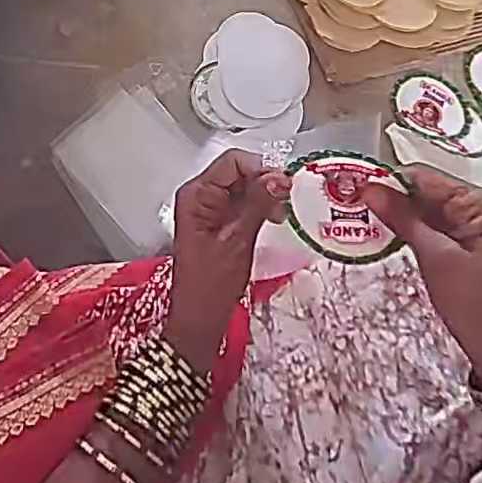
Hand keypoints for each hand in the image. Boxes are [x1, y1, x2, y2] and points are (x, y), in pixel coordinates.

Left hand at [165, 150, 289, 372]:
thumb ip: (258, 203)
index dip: (260, 169)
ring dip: (263, 195)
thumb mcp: (238, 240)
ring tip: (279, 214)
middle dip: (263, 182)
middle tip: (284, 202)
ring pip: (241, 186)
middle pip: (237, 171)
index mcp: (197, 194)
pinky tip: (270, 219)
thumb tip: (279, 177)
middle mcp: (199, 195)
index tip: (283, 186)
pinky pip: (240, 202)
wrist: (200, 320)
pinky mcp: (216, 220)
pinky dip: (257, 206)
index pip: (233, 162)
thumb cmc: (212, 284)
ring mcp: (207, 208)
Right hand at [363, 167, 481, 387]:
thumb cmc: (478, 308)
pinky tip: (389, 233)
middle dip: (394, 197)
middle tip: (354, 205)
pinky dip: (416, 229)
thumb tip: (370, 188)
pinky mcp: (474, 242)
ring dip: (402, 214)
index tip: (355, 187)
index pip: (427, 178)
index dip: (390, 180)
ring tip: (364, 217)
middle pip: (429, 190)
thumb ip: (403, 219)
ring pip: (431, 208)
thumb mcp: (436, 259)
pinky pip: (439, 225)